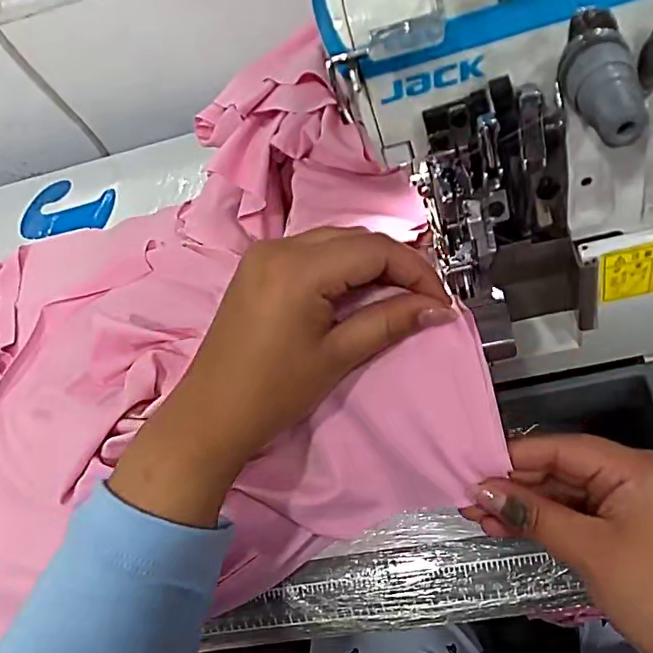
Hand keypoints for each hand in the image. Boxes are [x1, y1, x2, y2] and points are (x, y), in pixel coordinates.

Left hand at [110, 227, 456, 526]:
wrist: (212, 414)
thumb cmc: (272, 391)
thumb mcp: (339, 355)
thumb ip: (390, 321)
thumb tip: (436, 309)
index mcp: (299, 268)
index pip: (376, 250)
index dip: (417, 271)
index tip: (439, 302)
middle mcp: (280, 248)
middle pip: (358, 238)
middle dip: (398, 264)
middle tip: (424, 300)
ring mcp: (265, 254)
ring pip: (337, 241)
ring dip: (373, 262)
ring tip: (400, 297)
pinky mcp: (259, 267)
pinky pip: (314, 251)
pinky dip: (345, 265)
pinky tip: (360, 292)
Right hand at [464, 434, 652, 652]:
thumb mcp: (589, 550)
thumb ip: (535, 515)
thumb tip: (485, 490)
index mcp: (634, 467)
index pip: (564, 448)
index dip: (516, 457)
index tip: (472, 468)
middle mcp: (634, 476)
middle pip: (564, 469)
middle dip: (517, 486)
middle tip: (470, 499)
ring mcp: (631, 504)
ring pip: (567, 495)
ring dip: (527, 507)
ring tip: (480, 517)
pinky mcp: (627, 530)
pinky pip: (580, 516)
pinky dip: (547, 523)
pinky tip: (511, 528)